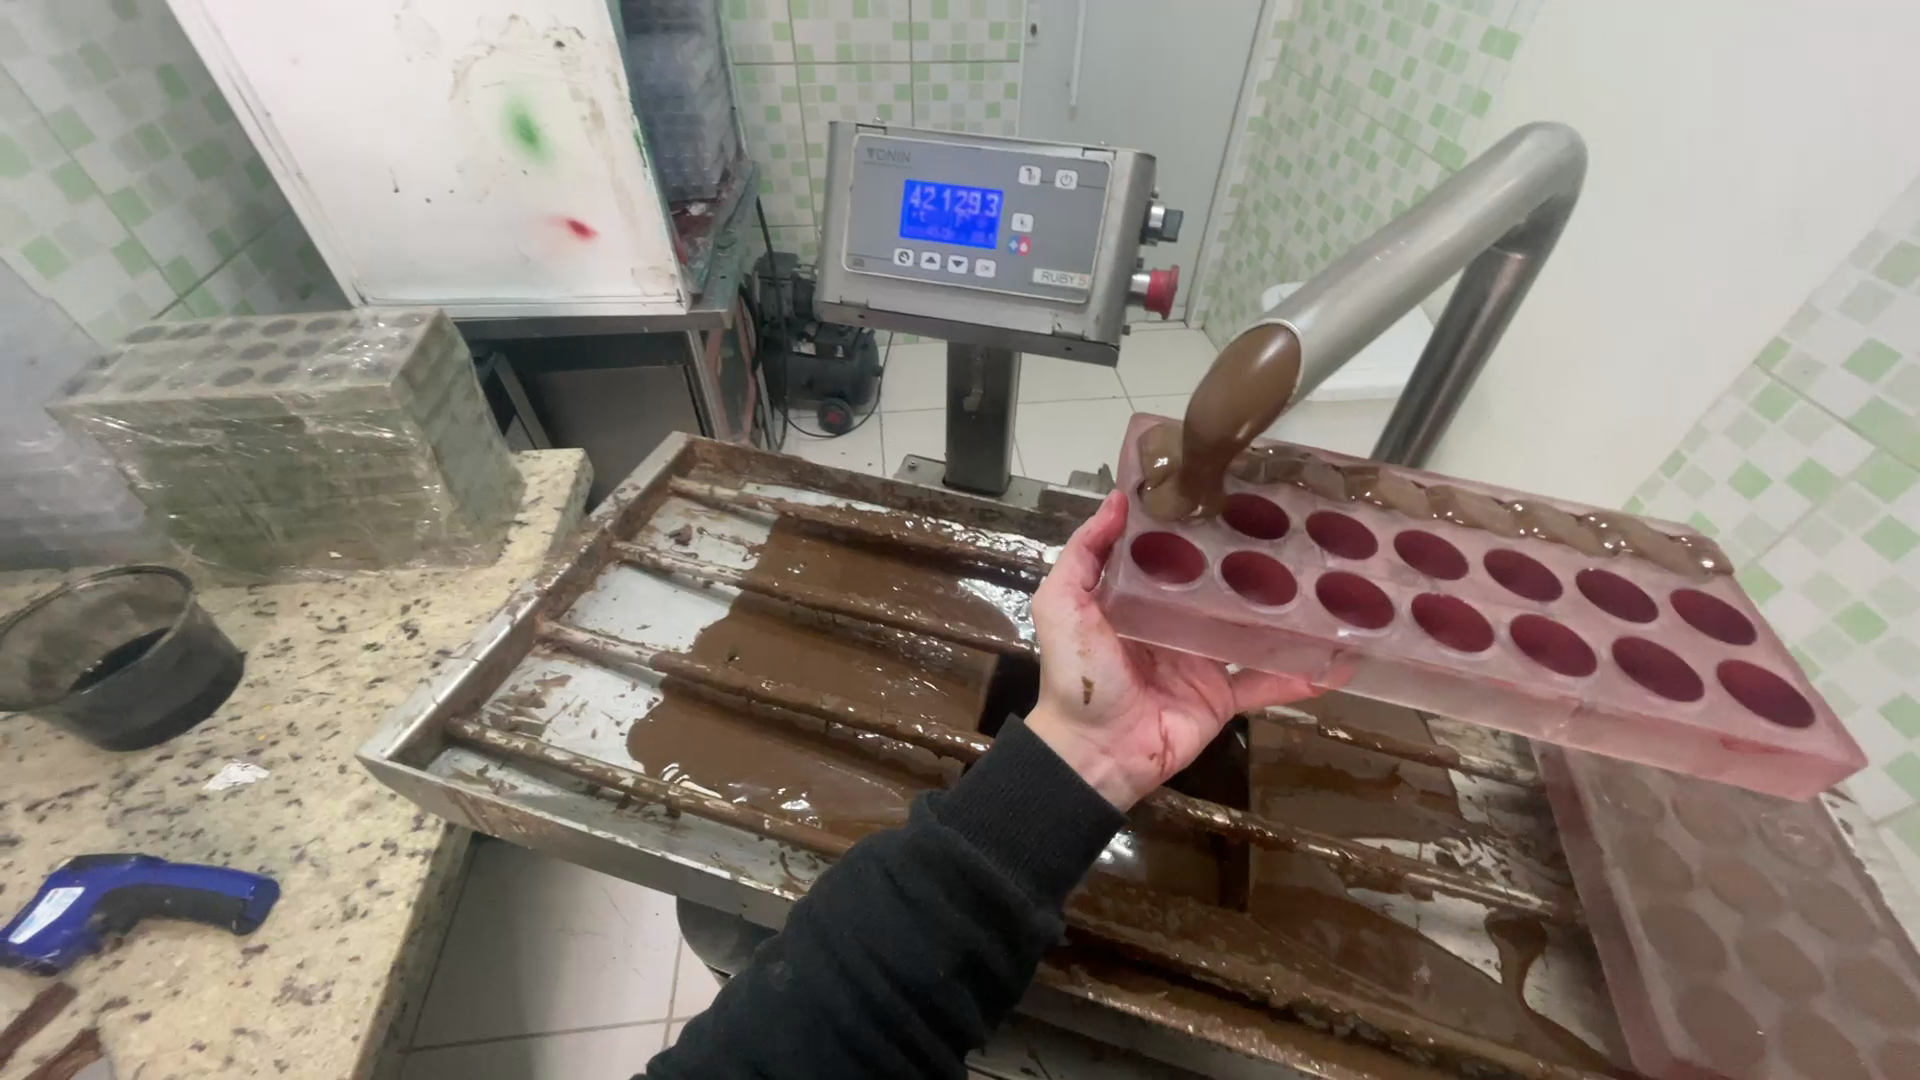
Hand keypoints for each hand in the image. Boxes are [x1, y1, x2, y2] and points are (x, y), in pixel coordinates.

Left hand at [1025, 490, 1336, 809]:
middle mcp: (1170, 624)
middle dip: (1248, 563)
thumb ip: (1084, 552)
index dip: (1194, 528)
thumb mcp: (1063, 603)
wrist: (1094, 750)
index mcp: (1134, 599)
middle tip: (1294, 530)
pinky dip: (1302, 675)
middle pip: (1216, 588)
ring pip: (1249, 630)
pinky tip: (1340, 657)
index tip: (1229, 494)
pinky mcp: (1222, 697)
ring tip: (1329, 582)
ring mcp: (1201, 661)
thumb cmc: (1077, 673)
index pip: (1170, 555)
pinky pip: (1268, 684)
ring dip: (1284, 613)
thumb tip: (1117, 499)